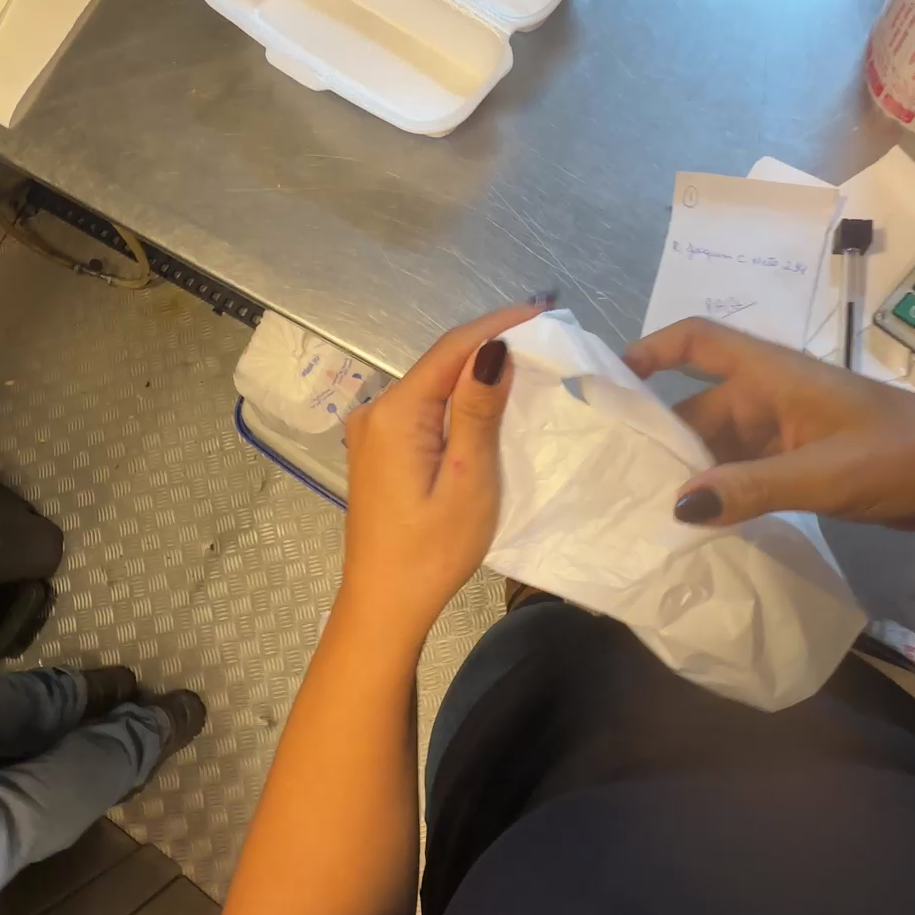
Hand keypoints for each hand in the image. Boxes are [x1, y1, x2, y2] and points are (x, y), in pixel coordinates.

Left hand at [337, 300, 549, 639]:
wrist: (385, 603)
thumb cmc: (433, 550)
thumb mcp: (468, 479)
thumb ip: (477, 411)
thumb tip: (493, 349)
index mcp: (396, 413)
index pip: (451, 348)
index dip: (496, 324)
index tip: (541, 310)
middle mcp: (375, 411)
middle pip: (438, 362)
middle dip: (487, 343)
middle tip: (541, 332)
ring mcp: (372, 431)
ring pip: (431, 384)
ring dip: (472, 370)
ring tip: (523, 358)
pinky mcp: (378, 450)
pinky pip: (422, 408)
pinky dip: (455, 396)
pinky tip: (483, 398)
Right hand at [623, 317, 914, 529]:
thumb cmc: (903, 456)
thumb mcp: (825, 473)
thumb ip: (751, 487)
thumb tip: (678, 505)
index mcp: (772, 374)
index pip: (697, 341)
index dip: (651, 349)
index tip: (610, 380)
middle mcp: (767, 395)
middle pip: (695, 405)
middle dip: (660, 435)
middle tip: (619, 473)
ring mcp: (778, 430)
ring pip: (714, 442)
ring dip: (686, 468)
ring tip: (644, 503)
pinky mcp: (791, 460)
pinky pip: (737, 469)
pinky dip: (715, 489)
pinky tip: (694, 519)